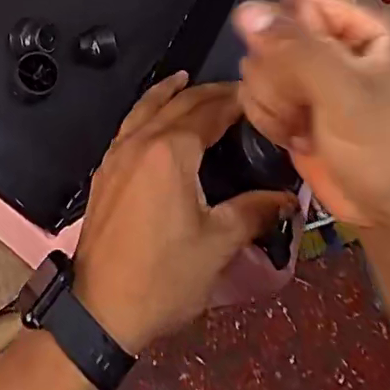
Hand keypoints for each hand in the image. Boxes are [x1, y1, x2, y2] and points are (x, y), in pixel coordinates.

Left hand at [73, 73, 296, 353]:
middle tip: (235, 89)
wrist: (101, 310)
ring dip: (170, 92)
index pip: (208, 112)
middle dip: (208, 92)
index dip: (235, 100)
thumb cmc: (164, 277)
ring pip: (146, 108)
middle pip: (178, 103)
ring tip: (187, 80)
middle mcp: (141, 142)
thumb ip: (254, 211)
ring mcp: (117, 154)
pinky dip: (146, 109)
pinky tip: (154, 117)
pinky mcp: (104, 170)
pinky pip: (129, 124)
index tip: (258, 94)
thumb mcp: (218, 245)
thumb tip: (289, 198)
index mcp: (170, 152)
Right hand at [232, 0, 389, 234]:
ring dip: (273, 100)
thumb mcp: (343, 92)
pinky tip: (294, 135)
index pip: (300, 5)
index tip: (290, 64)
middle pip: (272, 35)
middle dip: (278, 74)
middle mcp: (333, 47)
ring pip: (258, 65)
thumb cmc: (384, 150)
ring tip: (303, 123)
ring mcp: (310, 79)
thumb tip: (246, 10)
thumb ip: (294, 48)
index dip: (288, 33)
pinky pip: (257, 93)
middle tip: (304, 103)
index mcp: (362, 30)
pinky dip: (270, 117)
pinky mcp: (293, 107)